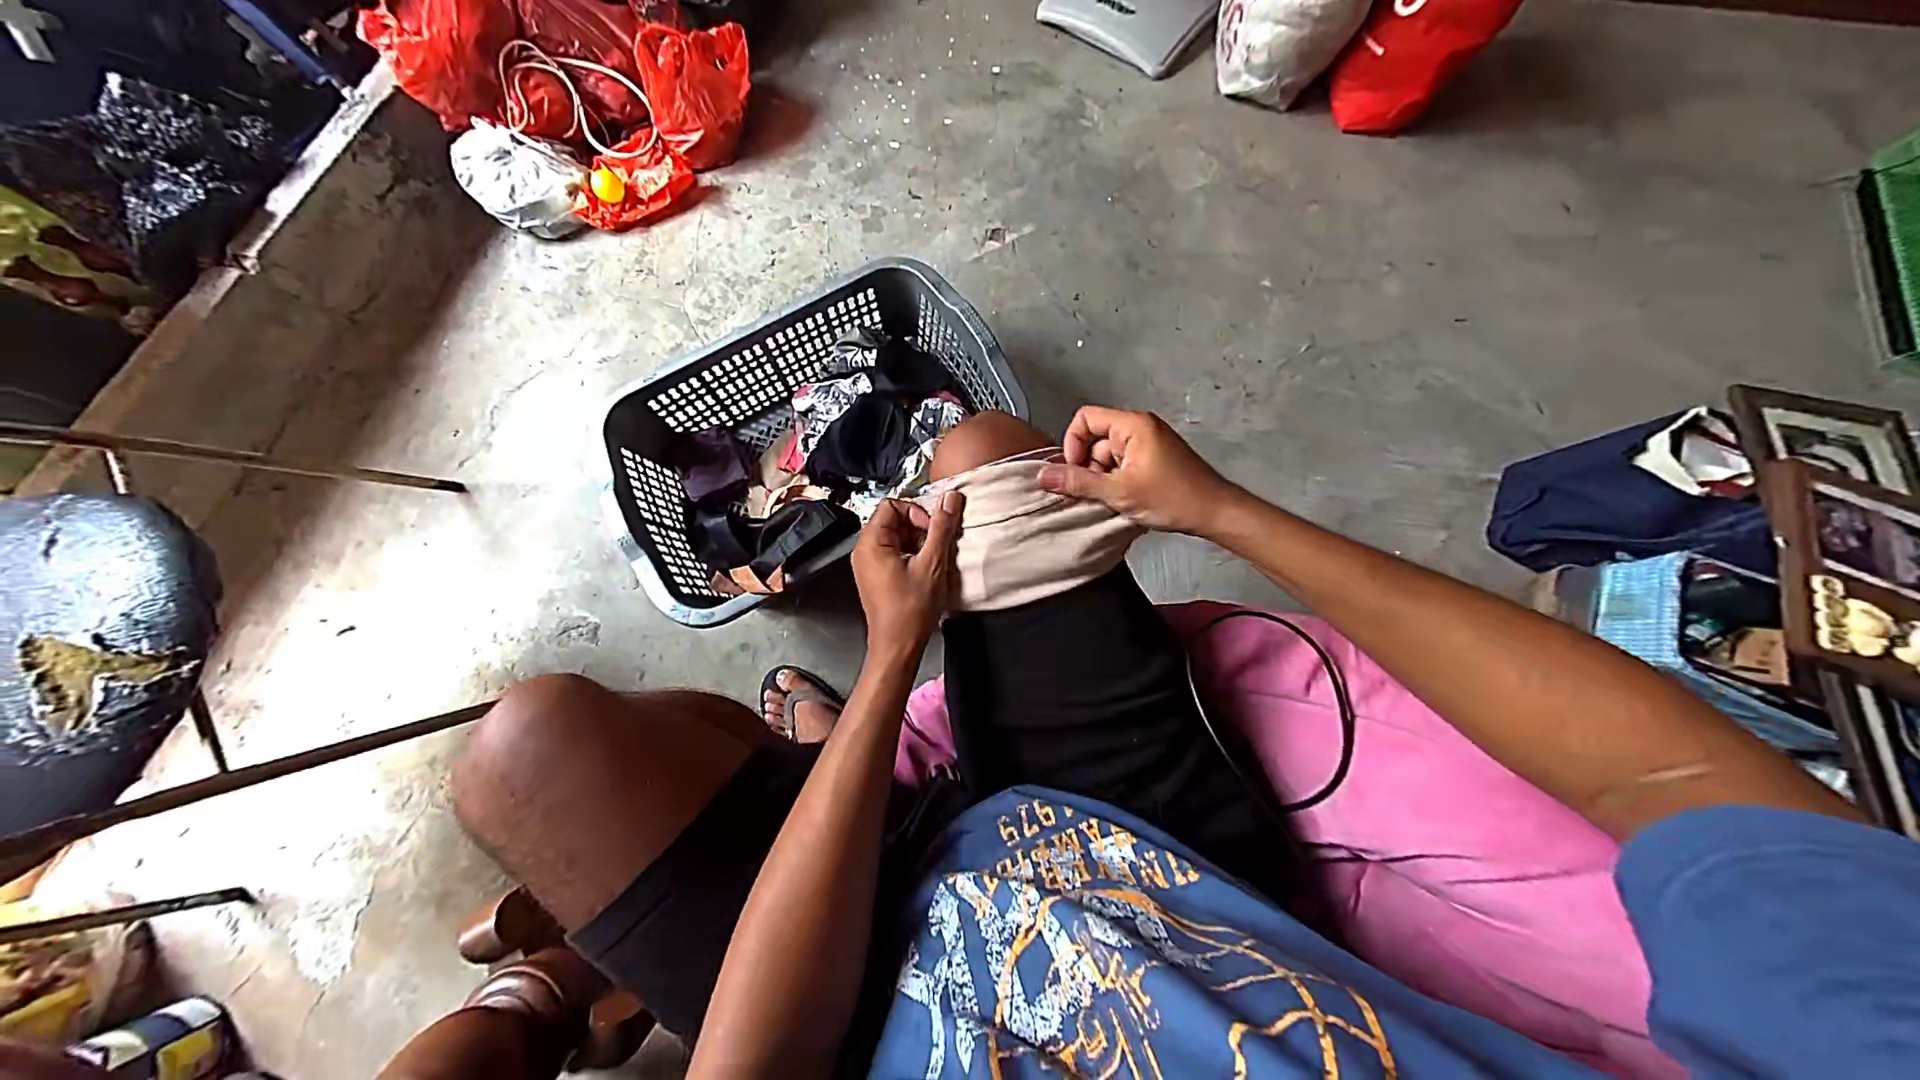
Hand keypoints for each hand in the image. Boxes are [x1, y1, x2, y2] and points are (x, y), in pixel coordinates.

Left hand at [852, 491, 964, 654]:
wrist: (898, 646)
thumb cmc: (910, 611)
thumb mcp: (932, 564)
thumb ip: (942, 527)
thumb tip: (950, 498)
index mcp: (871, 542)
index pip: (892, 505)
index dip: (916, 512)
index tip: (932, 531)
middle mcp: (864, 550)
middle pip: (894, 519)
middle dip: (919, 529)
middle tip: (934, 548)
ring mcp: (868, 564)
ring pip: (897, 537)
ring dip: (919, 544)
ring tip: (931, 563)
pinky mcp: (876, 576)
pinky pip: (895, 553)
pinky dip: (912, 556)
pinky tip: (924, 573)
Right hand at [1038, 405, 1244, 534]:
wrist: (1215, 513)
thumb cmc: (1174, 498)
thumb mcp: (1119, 492)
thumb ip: (1078, 482)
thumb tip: (1044, 476)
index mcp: (1133, 425)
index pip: (1085, 418)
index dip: (1073, 444)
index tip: (1075, 471)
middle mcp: (1140, 428)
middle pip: (1095, 439)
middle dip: (1089, 467)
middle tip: (1097, 492)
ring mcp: (1148, 443)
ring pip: (1107, 456)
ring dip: (1103, 478)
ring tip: (1117, 499)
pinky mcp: (1153, 459)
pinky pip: (1122, 464)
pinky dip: (1117, 481)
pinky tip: (1126, 499)